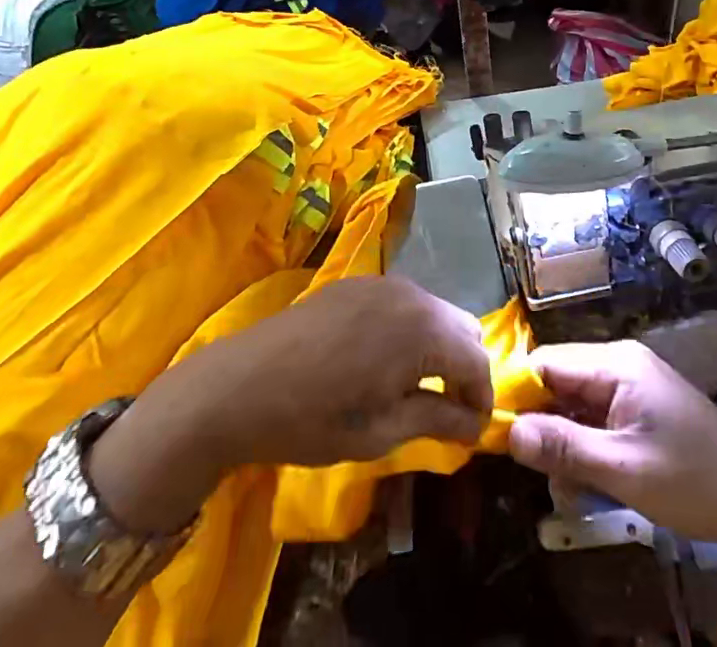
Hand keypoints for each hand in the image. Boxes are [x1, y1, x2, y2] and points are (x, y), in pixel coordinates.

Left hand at [86, 276, 492, 531]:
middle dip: (463, 369)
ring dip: (437, 348)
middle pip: (462, 328)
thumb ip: (437, 419)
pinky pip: (402, 303)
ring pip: (433, 312)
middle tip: (446, 410)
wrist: (236, 386)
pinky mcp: (352, 283)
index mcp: (424, 330)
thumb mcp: (382, 431)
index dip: (480, 400)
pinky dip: (409, 330)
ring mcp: (379, 283)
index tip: (469, 433)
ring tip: (414, 387)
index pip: (477, 361)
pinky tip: (382, 360)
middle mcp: (410, 294)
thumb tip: (473, 425)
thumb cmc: (313, 419)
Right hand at [506, 340, 716, 541]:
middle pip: (556, 381)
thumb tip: (508, 434)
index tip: (495, 430)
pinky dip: (580, 444)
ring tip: (562, 483)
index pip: (546, 363)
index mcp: (616, 364)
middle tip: (529, 466)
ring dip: (560, 440)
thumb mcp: (624, 469)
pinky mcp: (635, 406)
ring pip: (570, 402)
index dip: (516, 394)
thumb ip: (564, 448)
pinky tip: (583, 479)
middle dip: (539, 423)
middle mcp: (618, 363)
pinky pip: (591, 416)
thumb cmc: (694, 481)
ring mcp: (628, 385)